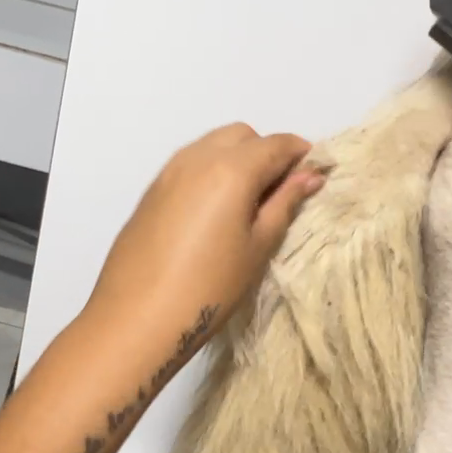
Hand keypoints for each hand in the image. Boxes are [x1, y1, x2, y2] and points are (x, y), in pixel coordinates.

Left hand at [86, 124, 323, 344]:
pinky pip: (188, 164)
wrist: (137, 316)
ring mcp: (168, 172)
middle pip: (242, 136)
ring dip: (236, 159)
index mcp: (231, 168)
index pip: (277, 144)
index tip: (314, 177)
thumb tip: (309, 175)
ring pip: (211, 145)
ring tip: (246, 204)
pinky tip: (214, 212)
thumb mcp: (257, 247)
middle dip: (266, 153)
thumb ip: (284, 203)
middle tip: (278, 194)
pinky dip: (209, 172)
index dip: (301, 155)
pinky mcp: (150, 191)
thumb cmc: (209, 287)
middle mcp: (197, 157)